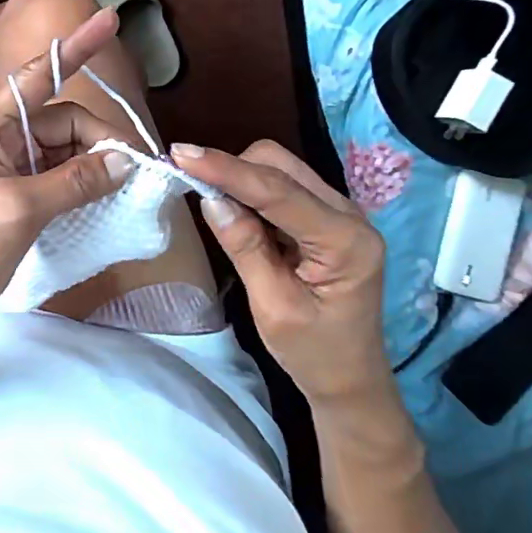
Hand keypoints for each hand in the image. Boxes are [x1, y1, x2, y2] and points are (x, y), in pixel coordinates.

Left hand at [0, 8, 133, 312]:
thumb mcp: (23, 208)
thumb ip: (75, 180)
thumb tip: (125, 161)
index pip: (37, 77)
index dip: (74, 48)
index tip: (108, 19)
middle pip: (60, 119)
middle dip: (97, 136)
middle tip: (131, 167)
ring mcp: (7, 164)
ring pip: (63, 147)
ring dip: (93, 161)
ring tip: (121, 184)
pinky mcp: (16, 190)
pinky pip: (57, 172)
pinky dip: (81, 179)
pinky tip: (102, 193)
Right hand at [170, 140, 390, 404]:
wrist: (350, 378)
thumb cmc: (313, 352)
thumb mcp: (272, 306)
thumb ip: (244, 248)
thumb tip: (210, 199)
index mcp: (345, 241)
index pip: (277, 191)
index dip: (226, 169)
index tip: (181, 153)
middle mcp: (349, 215)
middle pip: (280, 165)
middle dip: (232, 168)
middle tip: (190, 184)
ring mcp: (339, 213)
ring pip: (279, 168)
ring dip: (238, 177)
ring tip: (209, 200)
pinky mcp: (324, 217)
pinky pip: (280, 186)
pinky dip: (249, 191)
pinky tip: (232, 211)